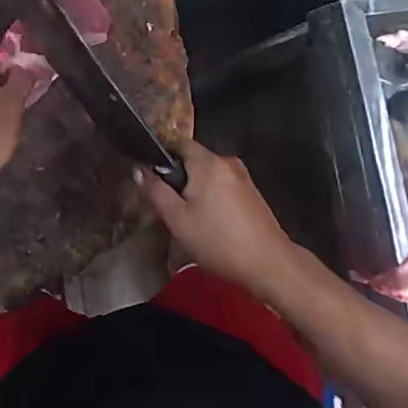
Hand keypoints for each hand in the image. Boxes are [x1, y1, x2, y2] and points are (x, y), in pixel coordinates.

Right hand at [137, 141, 310, 296]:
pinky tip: (213, 227)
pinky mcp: (252, 194)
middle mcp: (228, 162)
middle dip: (180, 182)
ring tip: (193, 224)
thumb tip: (140, 170)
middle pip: (194, 162)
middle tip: (172, 211)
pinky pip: (224, 188)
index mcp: (209, 162)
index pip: (179, 144)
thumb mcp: (178, 220)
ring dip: (197, 194)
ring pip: (209, 178)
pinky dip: (214, 201)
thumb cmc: (218, 241)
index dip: (163, 159)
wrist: (268, 264)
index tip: (154, 181)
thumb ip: (156, 191)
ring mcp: (243, 178)